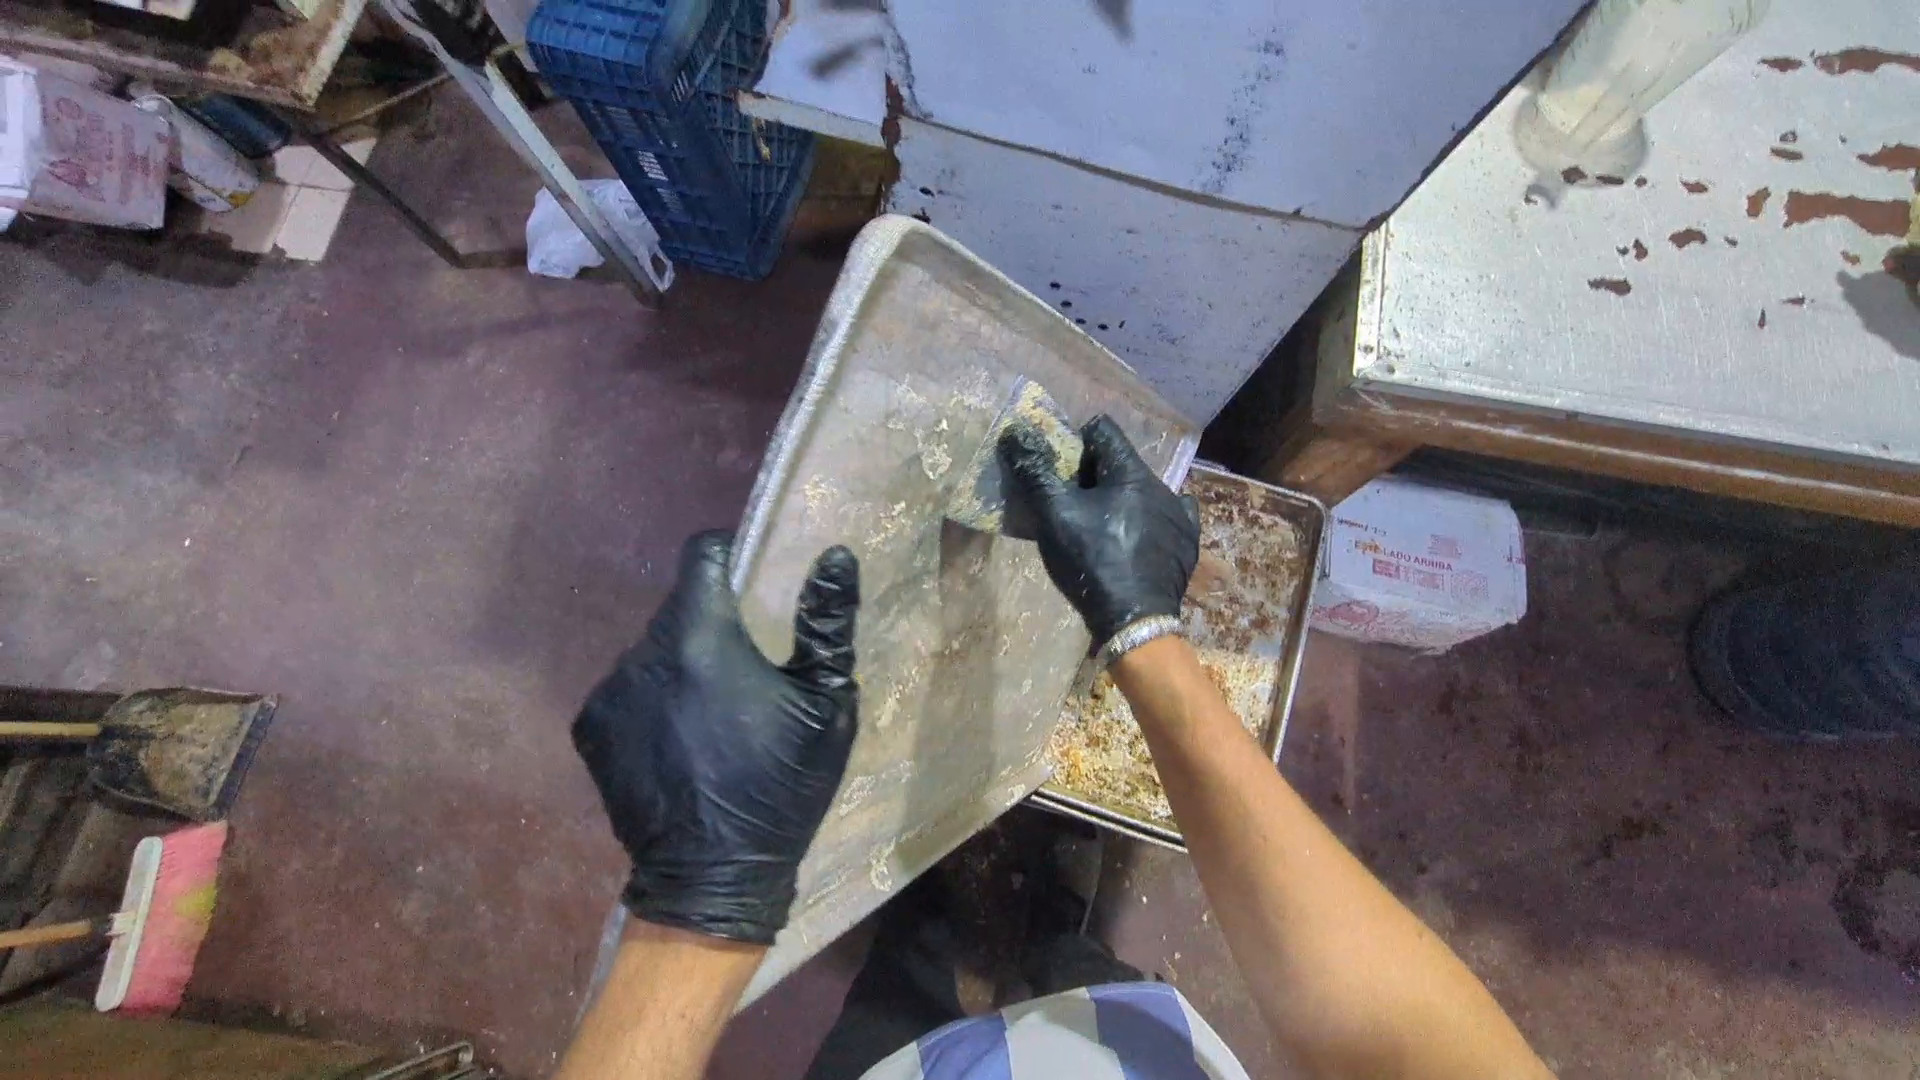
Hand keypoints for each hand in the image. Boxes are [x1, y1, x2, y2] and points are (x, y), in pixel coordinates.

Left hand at [573, 530, 858, 944]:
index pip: (702, 555)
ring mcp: (609, 691)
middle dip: (714, 618)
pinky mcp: (589, 727)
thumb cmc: (781, 785)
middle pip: (680, 604)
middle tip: (748, 664)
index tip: (752, 581)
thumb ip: (827, 623)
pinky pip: (628, 686)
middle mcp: (643, 652)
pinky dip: (655, 695)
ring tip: (715, 708)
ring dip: (684, 659)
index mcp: (703, 636)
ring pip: (654, 646)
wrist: (714, 877)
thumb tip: (835, 556)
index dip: (730, 555)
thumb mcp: (825, 703)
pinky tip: (680, 737)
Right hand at [997, 414, 1198, 652]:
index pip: (1103, 431)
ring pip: (1144, 491)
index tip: (1061, 468)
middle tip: (1074, 501)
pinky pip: (1168, 518)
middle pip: (1122, 463)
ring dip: (1123, 498)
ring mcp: (1179, 516)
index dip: (1077, 442)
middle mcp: (1163, 484)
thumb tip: (1015, 434)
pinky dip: (1151, 520)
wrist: (1134, 617)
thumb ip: (1036, 472)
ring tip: (1103, 525)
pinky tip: (1139, 535)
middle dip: (1097, 475)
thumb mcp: (1054, 514)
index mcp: (1131, 471)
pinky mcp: (1187, 543)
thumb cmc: (1091, 559)